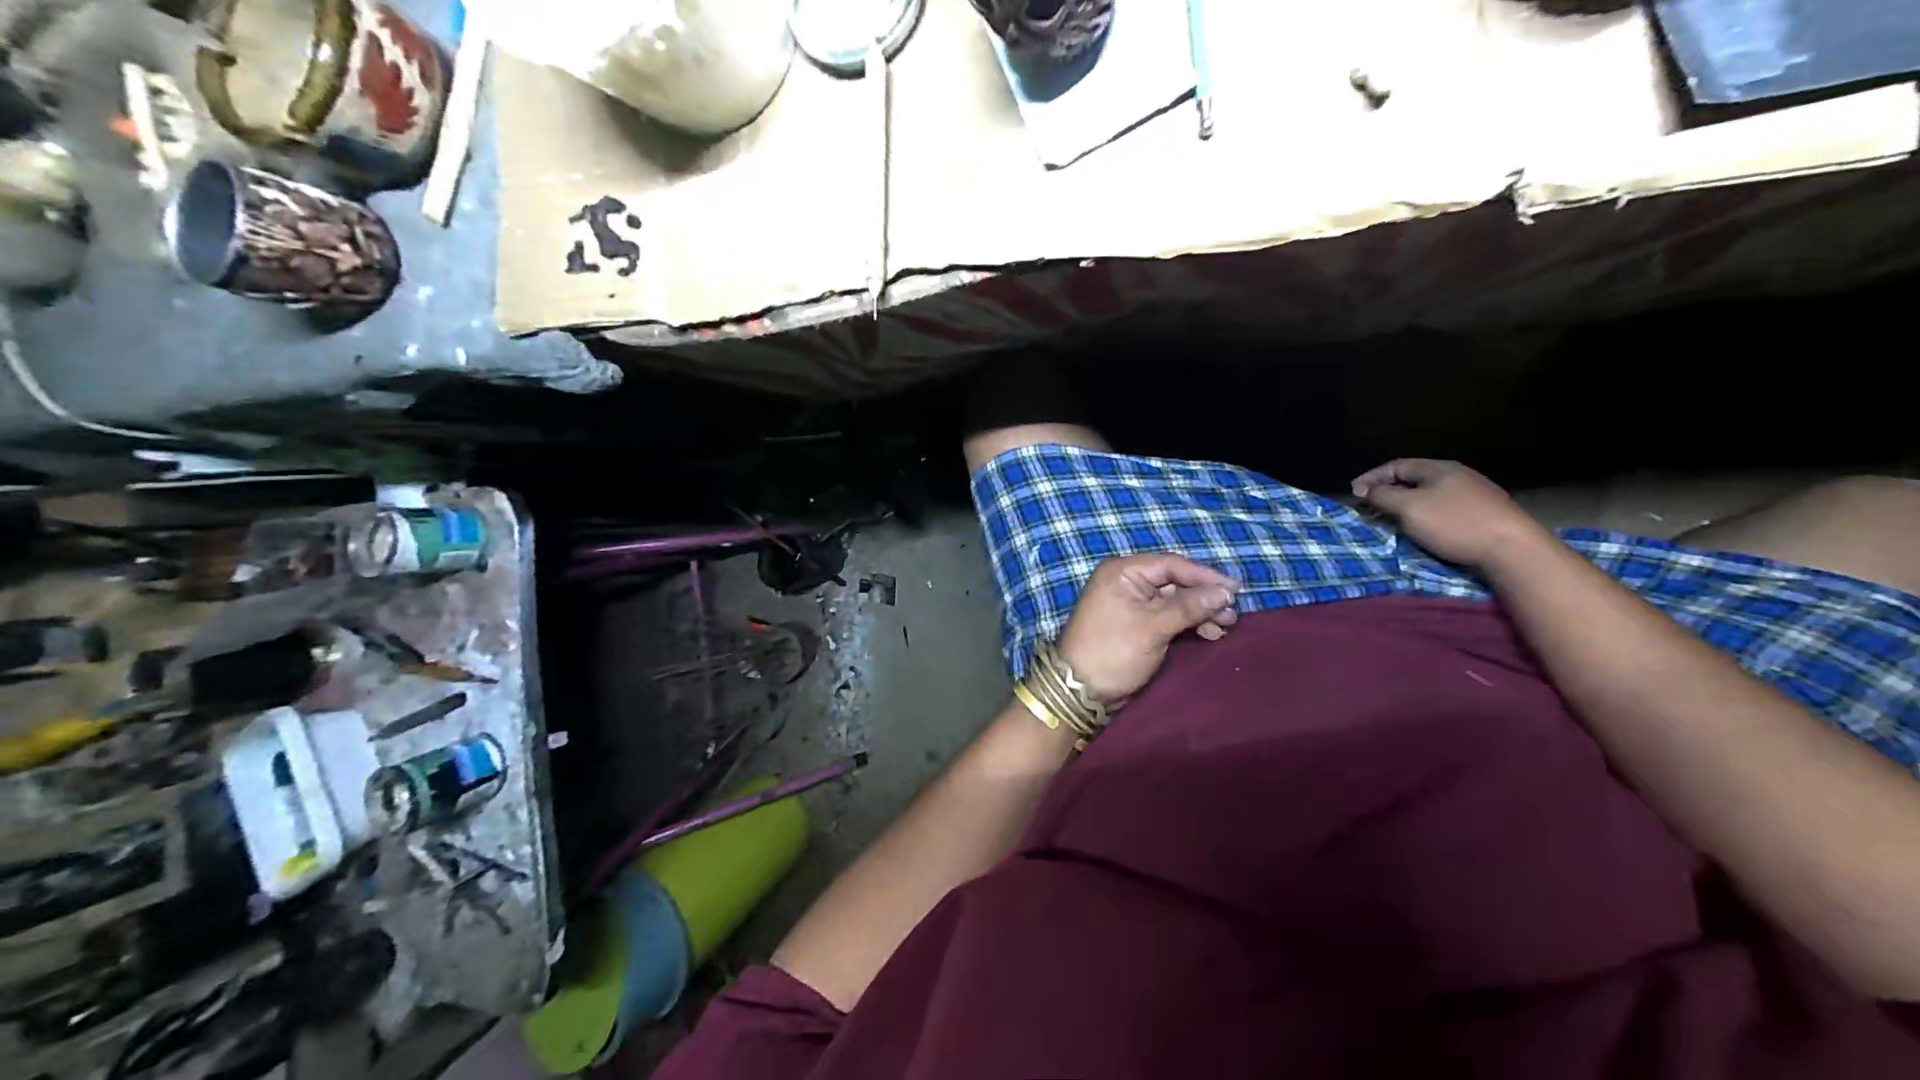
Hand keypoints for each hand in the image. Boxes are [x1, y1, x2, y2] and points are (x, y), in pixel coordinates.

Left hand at [1055, 554, 1238, 706]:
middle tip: (1233, 612)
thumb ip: (1190, 606)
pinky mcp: (1136, 625)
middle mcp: (1126, 582)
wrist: (1080, 690)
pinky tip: (1209, 633)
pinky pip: (1167, 616)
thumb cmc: (1114, 650)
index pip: (1171, 564)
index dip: (1205, 575)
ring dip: (1200, 611)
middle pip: (1174, 581)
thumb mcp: (1154, 626)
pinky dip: (1187, 623)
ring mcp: (1130, 604)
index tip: (1236, 589)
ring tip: (1226, 625)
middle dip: (1204, 596)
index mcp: (1123, 572)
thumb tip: (1226, 592)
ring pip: (1173, 600)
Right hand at [1351, 459, 1552, 568]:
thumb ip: (1383, 496)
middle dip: (1387, 492)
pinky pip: (1442, 509)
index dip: (1372, 477)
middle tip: (1369, 509)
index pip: (1397, 465)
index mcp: (1439, 469)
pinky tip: (1421, 529)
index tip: (1353, 494)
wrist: (1512, 549)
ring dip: (1405, 506)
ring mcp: (1473, 495)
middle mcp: (1457, 476)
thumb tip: (1365, 489)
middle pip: (1413, 480)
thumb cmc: (1455, 523)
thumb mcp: (1410, 507)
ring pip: (1428, 496)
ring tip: (1391, 521)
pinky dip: (1423, 516)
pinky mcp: (1482, 515)